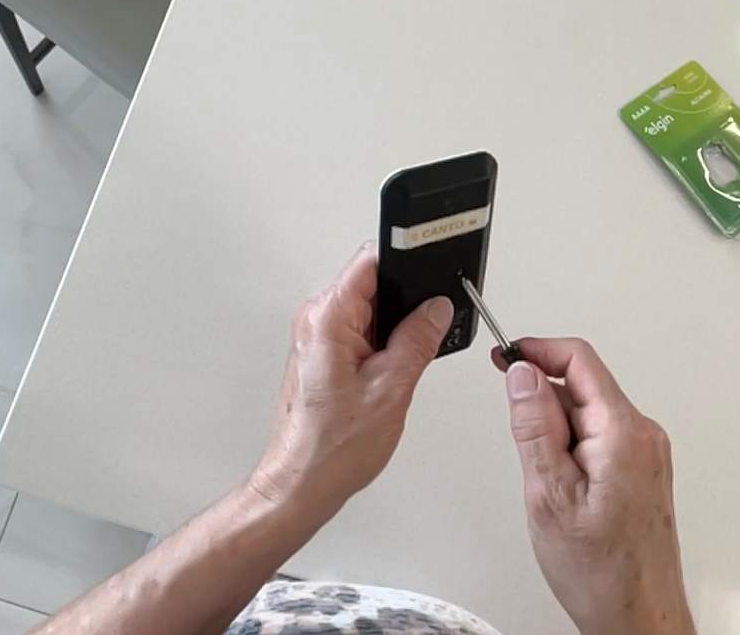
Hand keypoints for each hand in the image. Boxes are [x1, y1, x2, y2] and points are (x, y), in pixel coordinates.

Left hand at [249, 244, 454, 521]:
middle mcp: (317, 319)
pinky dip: (380, 342)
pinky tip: (387, 371)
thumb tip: (436, 309)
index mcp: (328, 318)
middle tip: (421, 333)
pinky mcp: (323, 349)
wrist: (303, 481)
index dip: (404, 259)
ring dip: (392, 327)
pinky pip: (360, 327)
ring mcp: (318, 333)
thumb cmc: (333, 447)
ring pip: (369, 307)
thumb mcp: (391, 390)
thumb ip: (417, 340)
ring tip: (397, 365)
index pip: (369, 261)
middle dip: (403, 302)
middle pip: (371, 282)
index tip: (429, 263)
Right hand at [492, 338, 692, 634]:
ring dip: (552, 425)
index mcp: (624, 433)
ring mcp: (643, 452)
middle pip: (580, 383)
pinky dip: (566, 442)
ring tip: (544, 476)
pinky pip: (594, 432)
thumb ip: (534, 425)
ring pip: (584, 409)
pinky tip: (559, 481)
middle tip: (519, 434)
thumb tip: (522, 373)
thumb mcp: (549, 493)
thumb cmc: (602, 573)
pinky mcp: (637, 467)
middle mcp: (642, 436)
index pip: (578, 359)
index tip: (506, 356)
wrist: (639, 622)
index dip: (536, 349)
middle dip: (540, 399)